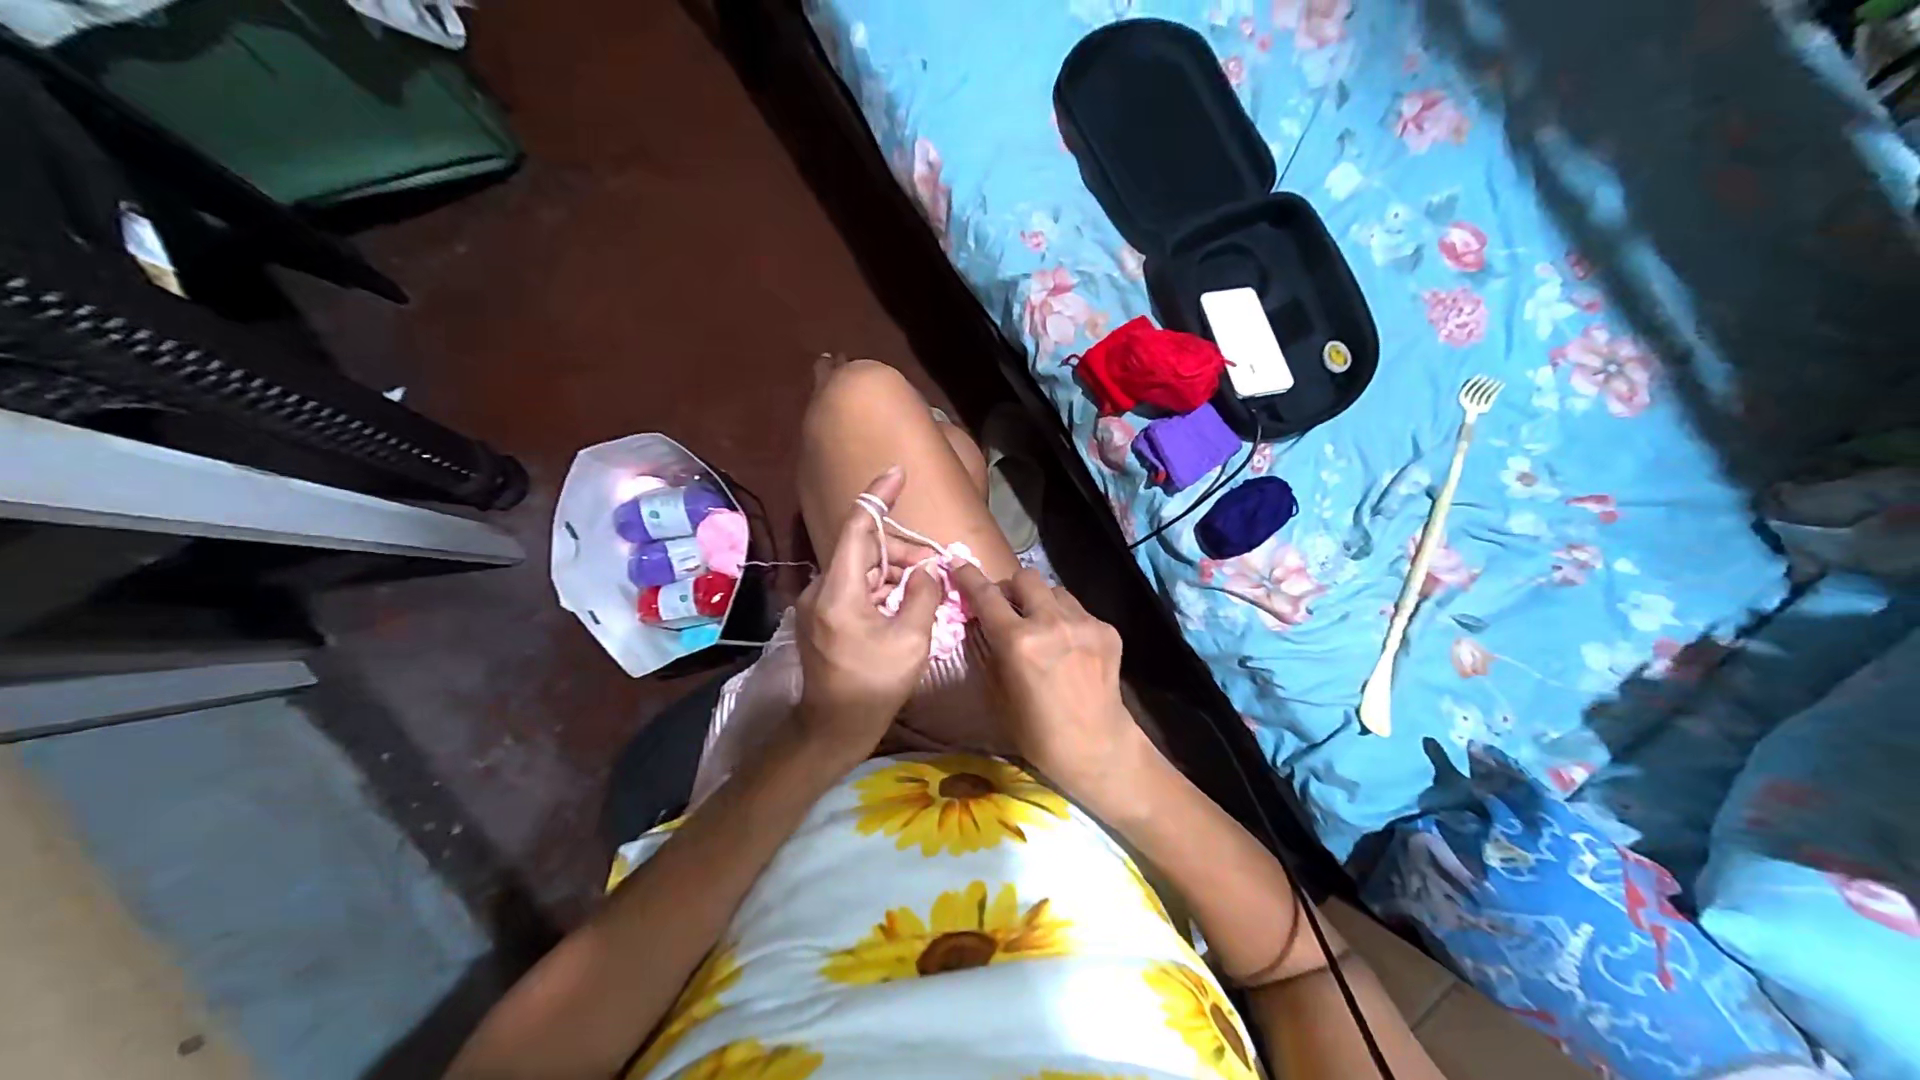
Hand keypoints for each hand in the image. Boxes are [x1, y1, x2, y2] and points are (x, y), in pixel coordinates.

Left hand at [794, 466, 940, 762]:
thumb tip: (927, 571)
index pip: (857, 525)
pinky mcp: (823, 616)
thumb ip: (922, 594)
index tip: (898, 472)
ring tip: (926, 587)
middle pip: (865, 548)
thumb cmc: (873, 685)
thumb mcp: (910, 639)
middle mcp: (823, 588)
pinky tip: (905, 603)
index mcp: (839, 588)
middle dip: (902, 550)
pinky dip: (882, 588)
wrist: (833, 727)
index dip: (878, 495)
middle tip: (936, 568)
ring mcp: (820, 603)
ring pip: (863, 568)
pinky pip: (856, 587)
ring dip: (895, 571)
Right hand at [953, 564, 1154, 813]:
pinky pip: (1078, 610)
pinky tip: (1069, 647)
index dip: (969, 578)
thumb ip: (987, 648)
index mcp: (1018, 641)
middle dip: (1012, 589)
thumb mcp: (997, 691)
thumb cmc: (1036, 729)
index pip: (987, 595)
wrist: (1095, 746)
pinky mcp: (1106, 629)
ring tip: (1043, 627)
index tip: (959, 566)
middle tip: (1010, 609)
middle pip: (1025, 577)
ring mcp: (1083, 623)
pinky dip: (1066, 620)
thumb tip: (980, 620)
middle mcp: (1051, 623)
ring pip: (1054, 590)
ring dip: (1041, 602)